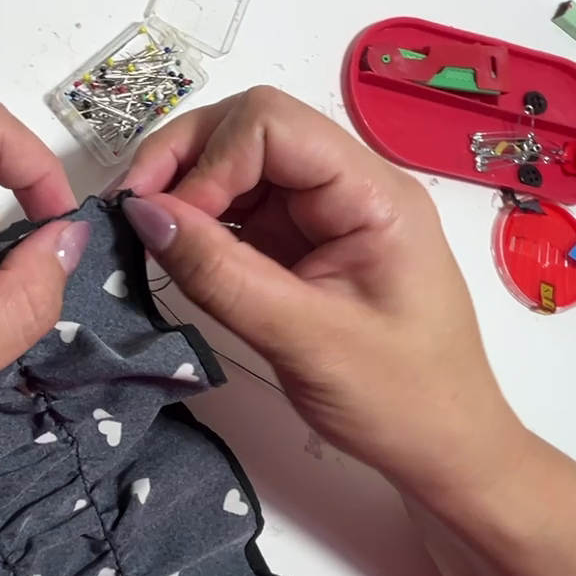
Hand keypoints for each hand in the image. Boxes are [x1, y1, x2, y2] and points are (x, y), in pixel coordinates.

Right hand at [112, 86, 524, 500]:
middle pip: (246, 127)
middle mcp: (342, 183)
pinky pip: (232, 201)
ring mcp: (316, 207)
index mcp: (370, 193)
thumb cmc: (399, 400)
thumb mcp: (304, 341)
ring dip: (180, 184)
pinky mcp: (293, 234)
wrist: (443, 449)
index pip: (272, 125)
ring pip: (231, 159)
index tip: (170, 220)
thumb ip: (220, 273)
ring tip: (142, 227)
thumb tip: (141, 213)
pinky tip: (171, 243)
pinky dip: (192, 215)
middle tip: (131, 207)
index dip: (208, 160)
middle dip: (181, 158)